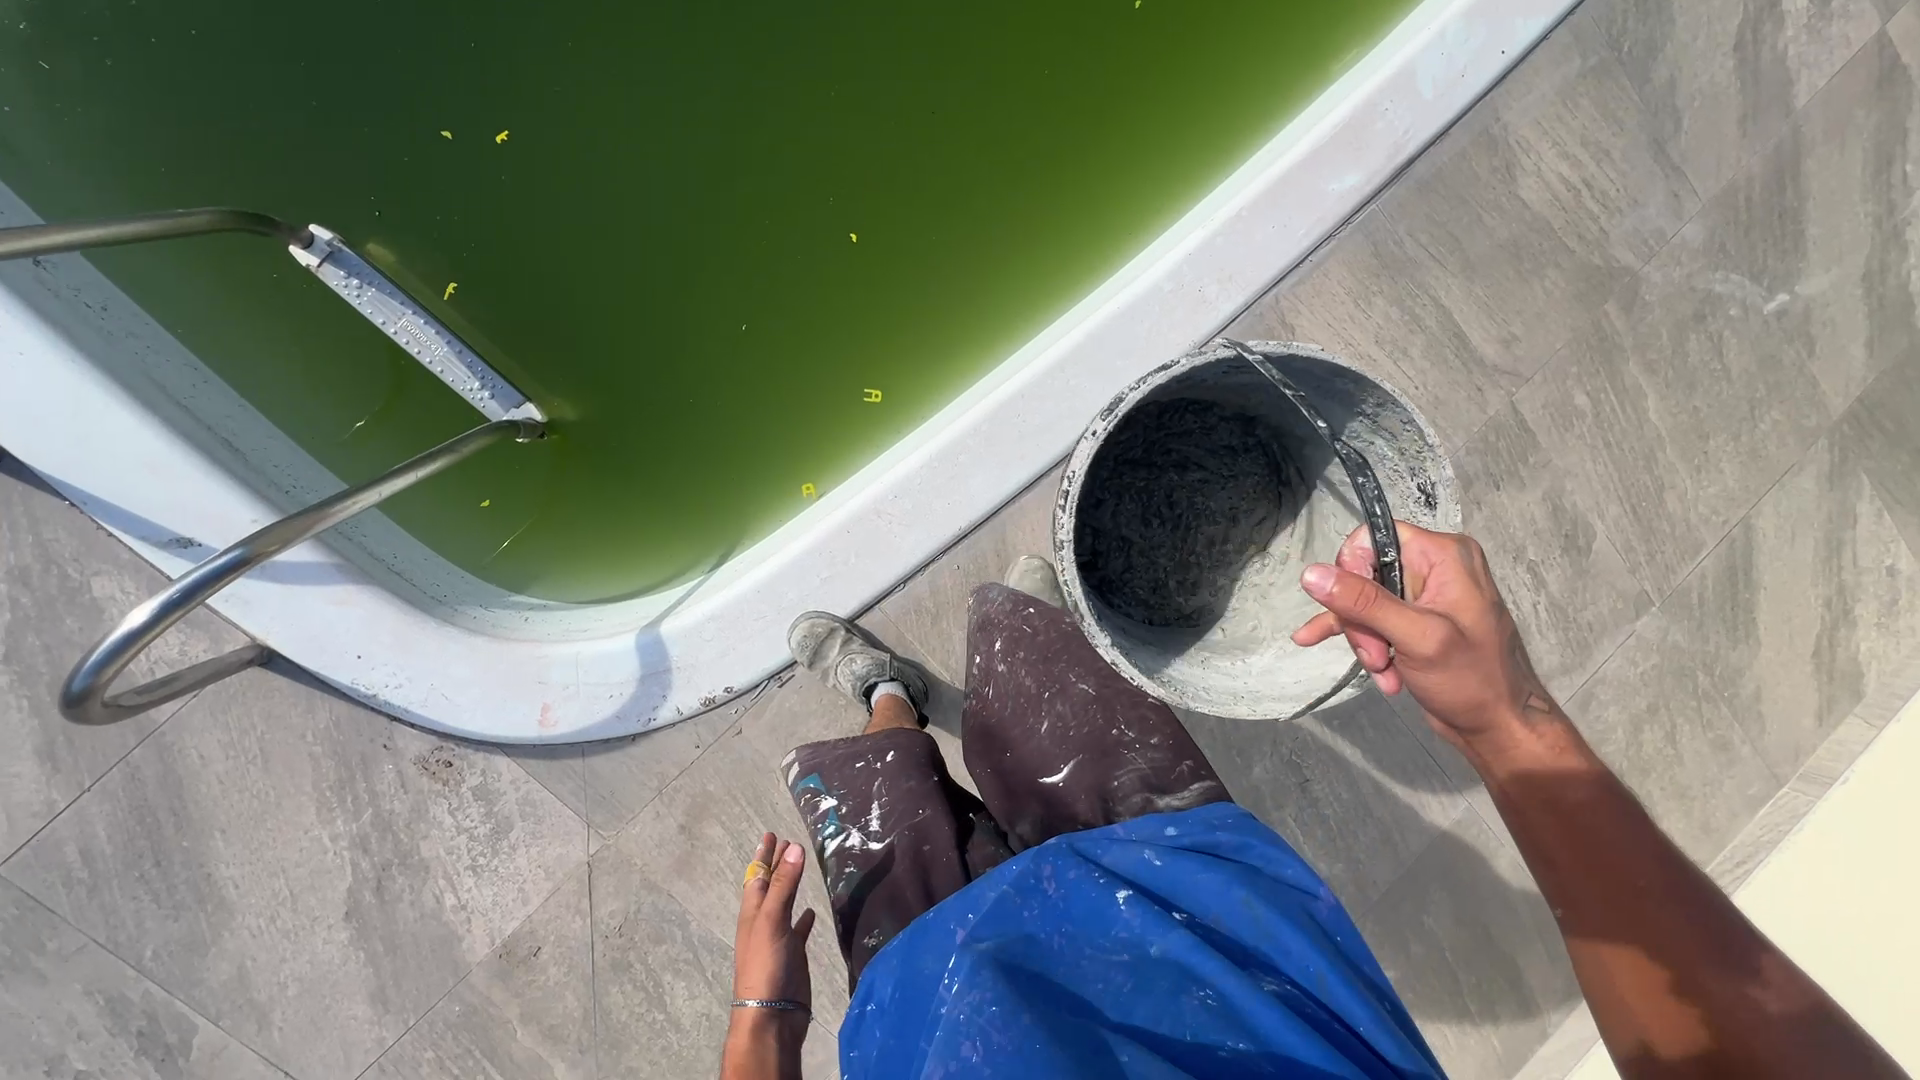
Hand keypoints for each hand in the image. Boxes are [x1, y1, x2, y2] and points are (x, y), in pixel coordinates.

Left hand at [733, 833, 816, 1004]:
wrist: (772, 1016)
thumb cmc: (765, 965)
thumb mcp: (772, 920)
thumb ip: (783, 885)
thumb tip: (794, 847)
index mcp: (753, 911)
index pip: (757, 874)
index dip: (764, 854)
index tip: (771, 833)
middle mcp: (763, 921)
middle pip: (770, 885)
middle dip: (776, 864)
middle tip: (786, 842)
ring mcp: (778, 938)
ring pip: (784, 903)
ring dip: (789, 885)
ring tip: (800, 866)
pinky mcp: (793, 953)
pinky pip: (797, 928)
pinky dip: (803, 917)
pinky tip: (811, 910)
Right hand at [1290, 522, 1557, 748]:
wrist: (1498, 726)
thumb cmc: (1471, 679)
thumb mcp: (1416, 637)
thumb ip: (1364, 603)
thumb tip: (1311, 574)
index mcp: (1443, 555)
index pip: (1372, 537)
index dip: (1351, 570)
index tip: (1352, 609)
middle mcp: (1433, 566)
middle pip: (1362, 574)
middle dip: (1359, 619)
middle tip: (1375, 654)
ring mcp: (1422, 593)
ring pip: (1361, 601)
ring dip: (1362, 639)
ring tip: (1380, 669)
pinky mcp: (1412, 618)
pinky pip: (1370, 619)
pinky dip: (1362, 643)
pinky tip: (1354, 662)